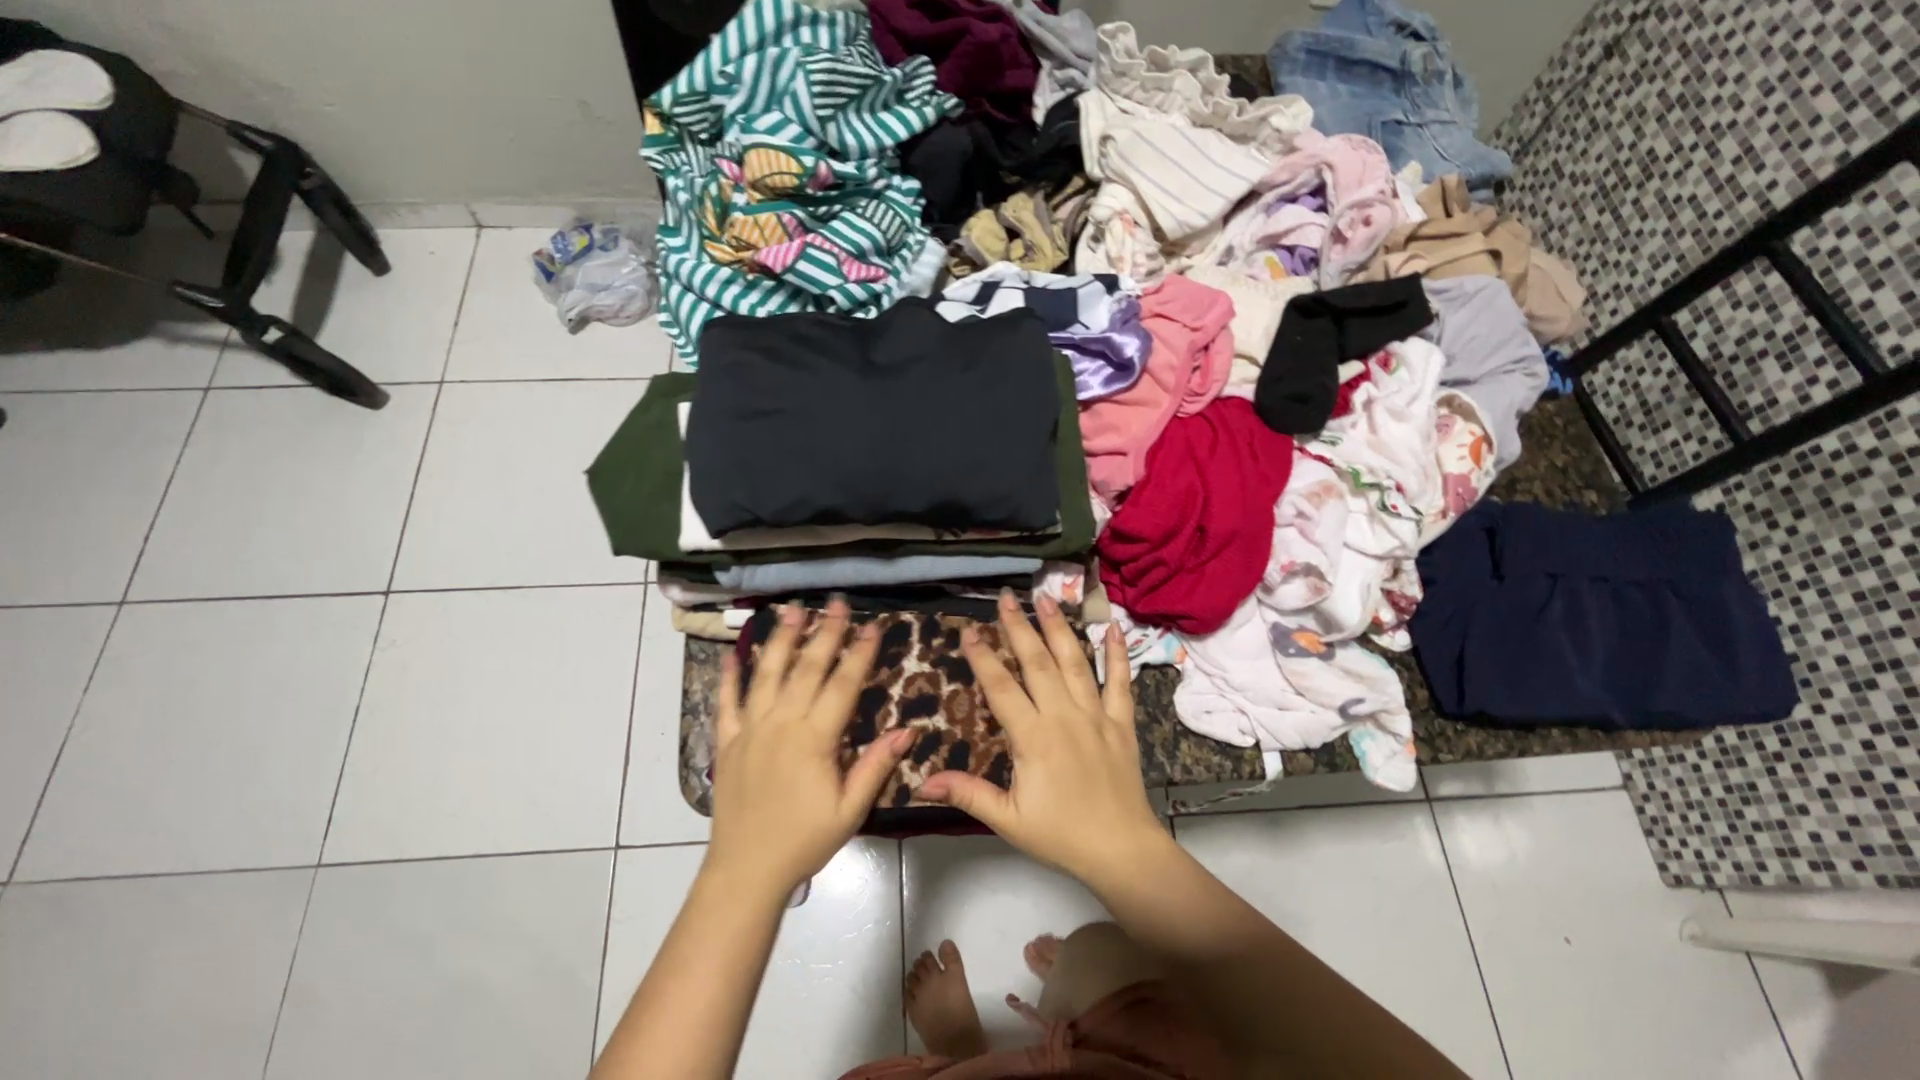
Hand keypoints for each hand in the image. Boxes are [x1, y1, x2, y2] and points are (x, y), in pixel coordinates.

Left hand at [707, 599, 913, 895]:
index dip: (859, 653)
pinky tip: (735, 652)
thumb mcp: (849, 810)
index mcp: (814, 739)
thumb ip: (875, 766)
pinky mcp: (726, 743)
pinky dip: (730, 675)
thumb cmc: (804, 841)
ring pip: (766, 674)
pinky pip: (727, 702)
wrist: (746, 869)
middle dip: (824, 633)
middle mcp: (781, 724)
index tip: (872, 626)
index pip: (842, 685)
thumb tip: (907, 730)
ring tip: (791, 610)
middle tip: (836, 603)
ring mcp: (749, 730)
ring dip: (780, 639)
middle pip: (806, 668)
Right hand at [918, 590, 1169, 884]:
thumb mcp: (1008, 818)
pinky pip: (1120, 682)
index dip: (983, 657)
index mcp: (1033, 737)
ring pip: (1076, 663)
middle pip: (1038, 662)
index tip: (969, 630)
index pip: (1002, 687)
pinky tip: (1112, 629)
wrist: (1122, 850)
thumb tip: (922, 781)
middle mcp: (1064, 716)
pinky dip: (1117, 654)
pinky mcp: (1122, 723)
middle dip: (1019, 627)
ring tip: (1046, 599)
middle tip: (1006, 597)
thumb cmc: (1061, 836)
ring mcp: (1097, 716)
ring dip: (1059, 628)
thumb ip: (968, 793)